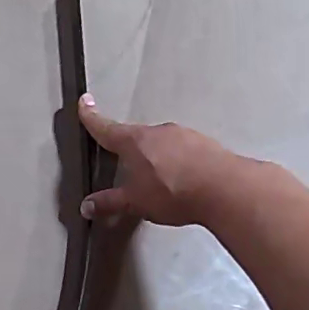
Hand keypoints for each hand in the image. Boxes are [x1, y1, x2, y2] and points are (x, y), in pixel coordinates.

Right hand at [76, 94, 246, 226]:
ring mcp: (184, 135)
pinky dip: (175, 163)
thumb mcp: (135, 202)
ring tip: (155, 183)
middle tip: (124, 168)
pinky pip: (182, 151)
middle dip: (128, 151)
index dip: (92, 118)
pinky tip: (179, 182)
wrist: (224, 189)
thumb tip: (87, 206)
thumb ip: (110, 203)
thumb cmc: (173, 191)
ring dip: (155, 159)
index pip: (107, 128)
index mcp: (136, 141)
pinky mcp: (204, 145)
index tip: (84, 103)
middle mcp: (159, 132)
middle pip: (136, 137)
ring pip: (161, 144)